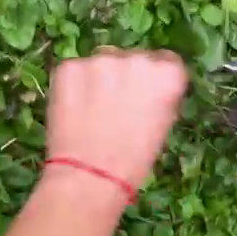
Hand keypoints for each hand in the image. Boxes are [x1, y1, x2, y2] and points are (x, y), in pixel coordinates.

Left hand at [43, 49, 187, 192]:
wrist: (90, 177)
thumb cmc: (134, 161)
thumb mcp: (162, 125)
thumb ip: (158, 96)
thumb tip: (148, 88)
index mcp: (167, 74)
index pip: (165, 61)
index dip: (153, 79)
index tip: (144, 94)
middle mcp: (136, 59)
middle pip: (132, 58)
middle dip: (125, 75)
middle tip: (115, 104)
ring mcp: (100, 59)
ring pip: (101, 62)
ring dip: (99, 77)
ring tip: (91, 108)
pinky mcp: (69, 66)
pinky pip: (75, 70)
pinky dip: (74, 85)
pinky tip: (73, 108)